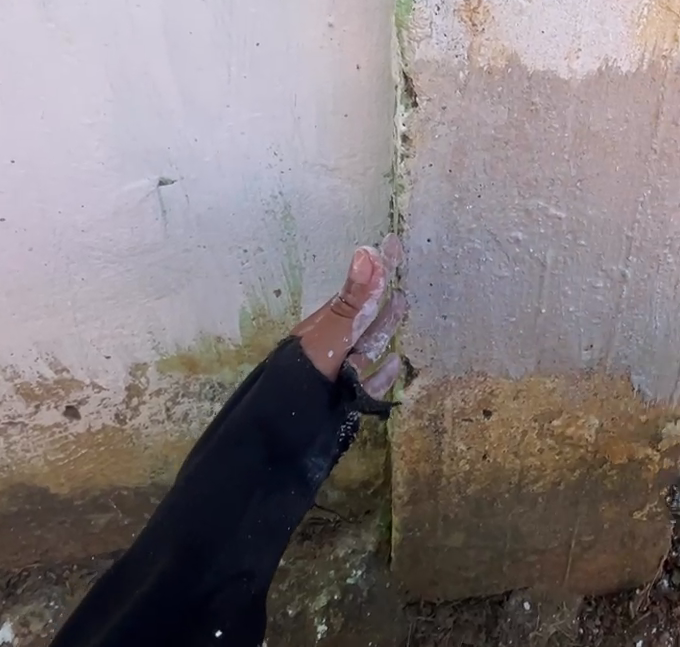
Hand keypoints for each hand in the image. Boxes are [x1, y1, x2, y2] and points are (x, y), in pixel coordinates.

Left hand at [289, 234, 407, 395]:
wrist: (277, 436)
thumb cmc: (302, 376)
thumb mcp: (331, 332)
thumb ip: (353, 299)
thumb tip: (368, 252)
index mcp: (326, 326)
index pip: (359, 290)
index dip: (378, 268)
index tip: (392, 243)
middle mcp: (334, 347)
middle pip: (363, 318)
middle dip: (381, 298)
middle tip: (399, 276)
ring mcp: (341, 374)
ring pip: (368, 347)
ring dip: (385, 326)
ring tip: (402, 305)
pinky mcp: (349, 400)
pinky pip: (370, 382)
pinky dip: (383, 372)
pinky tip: (395, 362)